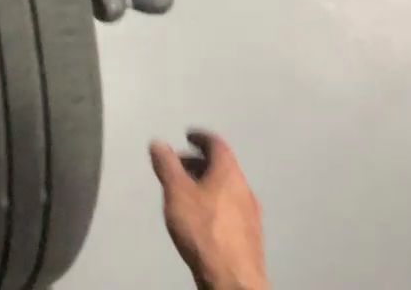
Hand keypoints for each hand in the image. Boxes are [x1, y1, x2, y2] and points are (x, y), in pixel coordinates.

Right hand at [149, 130, 267, 289]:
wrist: (233, 280)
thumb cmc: (203, 230)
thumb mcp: (176, 191)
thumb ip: (166, 164)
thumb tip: (158, 143)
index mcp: (229, 174)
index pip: (217, 144)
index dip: (201, 137)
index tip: (188, 136)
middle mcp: (244, 189)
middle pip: (223, 166)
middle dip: (200, 161)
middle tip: (179, 164)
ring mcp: (251, 214)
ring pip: (227, 187)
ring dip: (207, 182)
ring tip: (185, 190)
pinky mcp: (250, 236)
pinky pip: (231, 206)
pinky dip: (215, 200)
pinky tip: (201, 216)